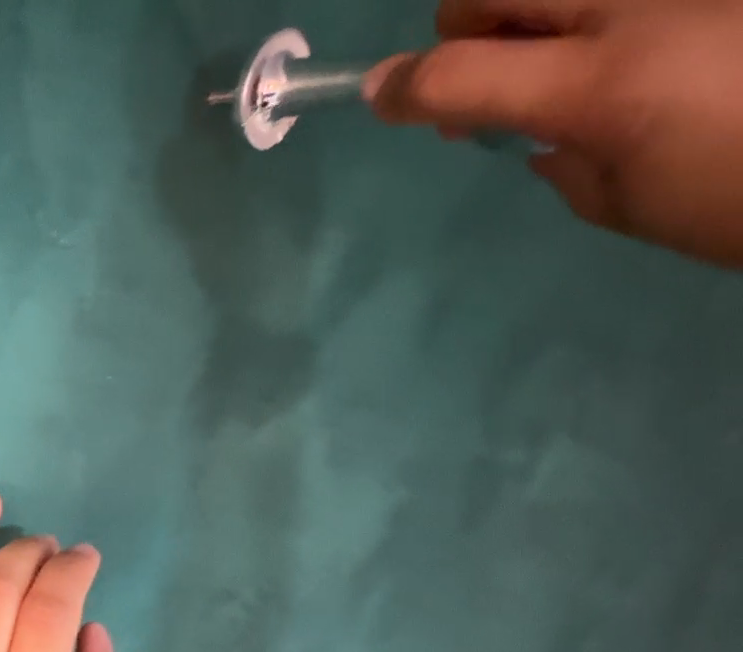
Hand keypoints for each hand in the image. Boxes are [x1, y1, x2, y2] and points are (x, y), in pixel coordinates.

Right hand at [363, 0, 742, 267]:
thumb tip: (526, 128)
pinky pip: (624, 5)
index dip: (399, 89)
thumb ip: (557, 157)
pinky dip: (612, 23)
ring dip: (542, 19)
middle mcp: (642, 7)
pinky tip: (655, 49)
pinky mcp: (696, 8)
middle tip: (496, 71)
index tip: (380, 98)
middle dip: (471, 27)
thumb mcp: (632, 206)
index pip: (451, 73)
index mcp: (605, 83)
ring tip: (583, 61)